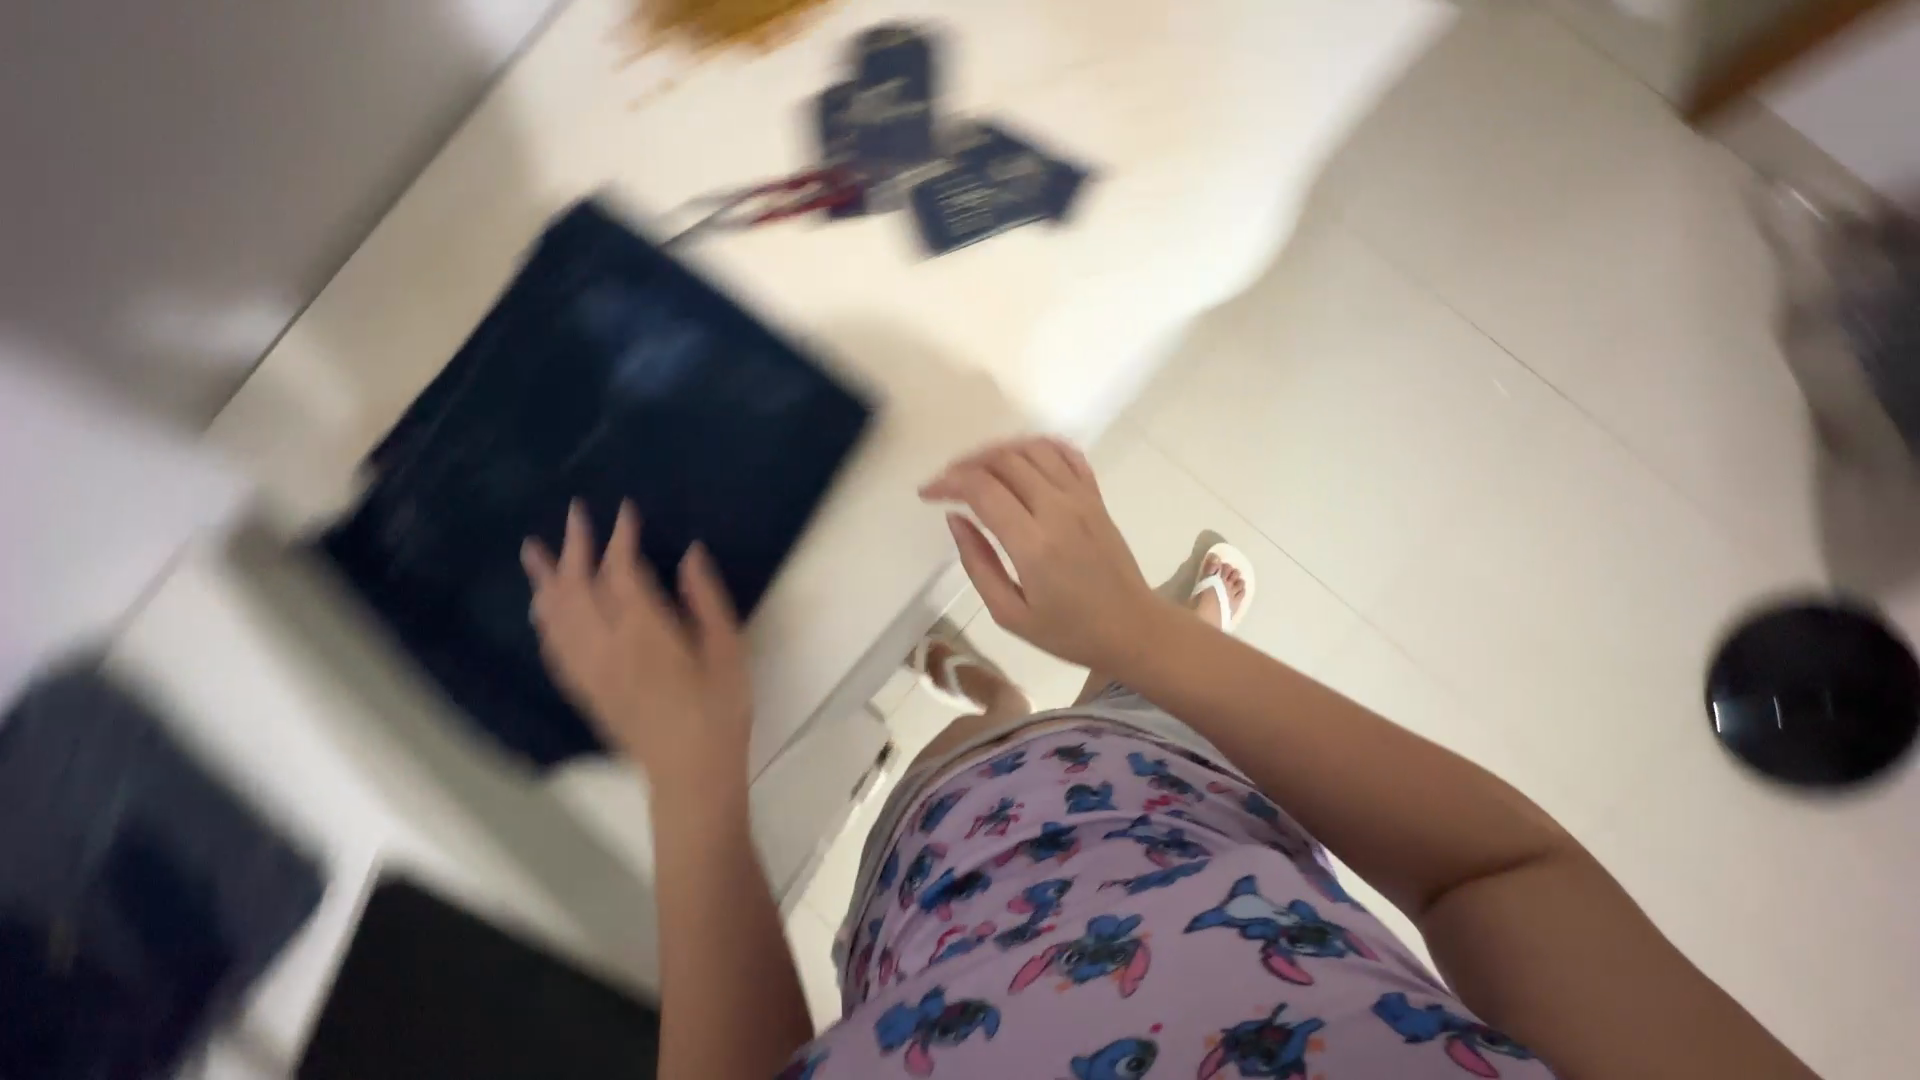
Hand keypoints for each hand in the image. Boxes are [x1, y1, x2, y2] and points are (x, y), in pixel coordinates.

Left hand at [522, 500, 751, 795]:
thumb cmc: (719, 710)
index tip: (625, 511)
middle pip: (579, 587)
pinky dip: (545, 621)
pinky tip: (542, 611)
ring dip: (545, 580)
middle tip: (574, 514)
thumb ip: (706, 600)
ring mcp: (591, 671)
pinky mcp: (586, 691)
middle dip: (575, 547)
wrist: (690, 773)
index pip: (622, 572)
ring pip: (557, 616)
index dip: (621, 538)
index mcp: (644, 632)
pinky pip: (555, 648)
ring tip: (533, 552)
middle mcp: (607, 646)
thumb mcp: (728, 651)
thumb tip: (689, 555)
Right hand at [920, 437, 1163, 670]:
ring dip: (998, 451)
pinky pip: (1066, 454)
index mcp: (1033, 544)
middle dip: (966, 464)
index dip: (948, 483)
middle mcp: (1058, 510)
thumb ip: (978, 564)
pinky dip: (1037, 446)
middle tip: (947, 482)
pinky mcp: (1096, 497)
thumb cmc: (1069, 632)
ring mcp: (1082, 499)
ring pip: (1033, 449)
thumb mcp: (1009, 614)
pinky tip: (1019, 458)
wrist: (1132, 629)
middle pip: (1004, 461)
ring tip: (977, 470)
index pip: (982, 489)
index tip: (928, 494)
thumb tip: (956, 520)